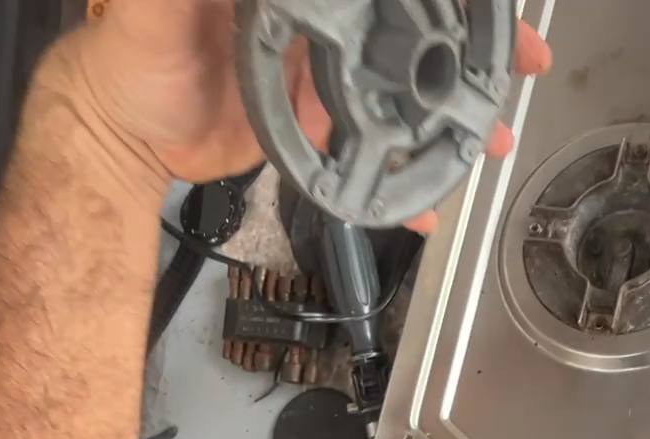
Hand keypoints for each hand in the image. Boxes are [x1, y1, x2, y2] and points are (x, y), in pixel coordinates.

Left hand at [67, 0, 551, 229]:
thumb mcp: (155, 6)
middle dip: (473, 49)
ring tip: (492, 137)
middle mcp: (320, 24)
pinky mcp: (318, 127)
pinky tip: (424, 206)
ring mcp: (323, 78)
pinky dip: (398, 183)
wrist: (128, 132)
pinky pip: (371, 150)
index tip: (492, 5)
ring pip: (404, 91)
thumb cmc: (132, 59)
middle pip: (413, 30)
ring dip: (451, 117)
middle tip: (522, 65)